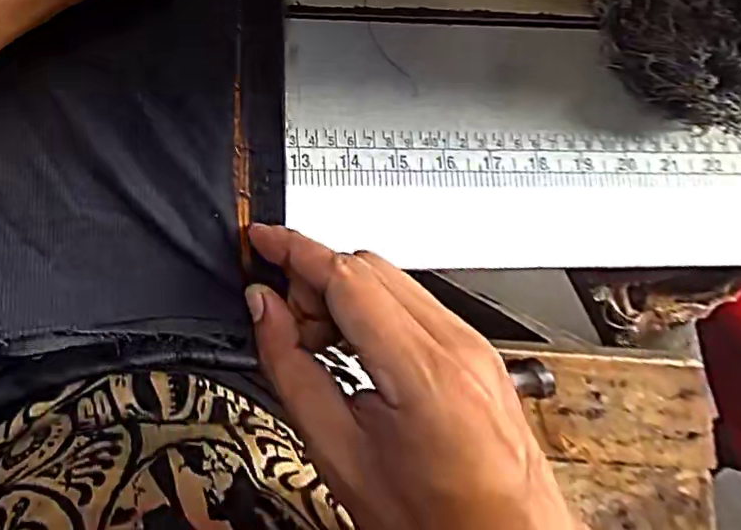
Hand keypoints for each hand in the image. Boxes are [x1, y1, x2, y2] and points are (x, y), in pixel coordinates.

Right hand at [246, 225, 578, 529]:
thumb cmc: (437, 528)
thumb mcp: (338, 453)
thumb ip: (288, 366)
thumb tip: (262, 305)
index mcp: (424, 373)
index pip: (345, 275)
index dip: (293, 247)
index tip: (261, 239)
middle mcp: (458, 347)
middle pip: (364, 265)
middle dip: (313, 278)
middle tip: (287, 320)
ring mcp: (475, 347)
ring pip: (386, 277)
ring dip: (340, 292)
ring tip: (322, 344)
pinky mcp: (479, 353)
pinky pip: (410, 300)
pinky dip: (369, 307)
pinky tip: (354, 348)